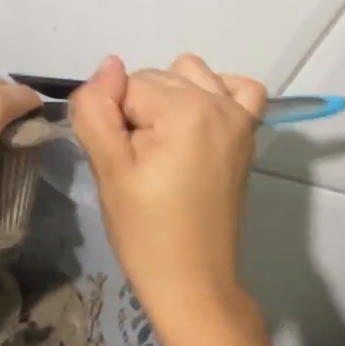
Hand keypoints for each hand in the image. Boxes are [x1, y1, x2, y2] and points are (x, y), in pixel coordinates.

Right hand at [70, 55, 266, 318]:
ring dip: (168, 99)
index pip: (124, 86)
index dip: (110, 122)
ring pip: (187, 75)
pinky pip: (237, 88)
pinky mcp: (247, 134)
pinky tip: (195, 122)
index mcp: (183, 108)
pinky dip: (214, 93)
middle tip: (134, 165)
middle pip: (154, 78)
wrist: (191, 279)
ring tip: (160, 146)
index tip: (117, 163)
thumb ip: (97, 111)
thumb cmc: (143, 230)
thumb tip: (108, 66)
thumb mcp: (108, 170)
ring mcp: (239, 116)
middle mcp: (218, 101)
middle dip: (136, 112)